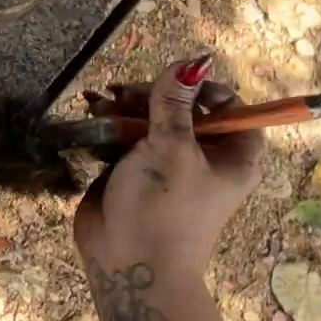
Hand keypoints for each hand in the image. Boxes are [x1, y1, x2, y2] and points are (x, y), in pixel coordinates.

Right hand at [72, 57, 262, 282]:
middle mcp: (202, 155)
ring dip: (120, 105)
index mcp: (231, 155)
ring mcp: (165, 163)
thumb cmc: (163, 206)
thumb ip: (173, 101)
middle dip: (148, 94)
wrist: (129, 260)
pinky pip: (123, 133)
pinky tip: (89, 111)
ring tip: (96, 104)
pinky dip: (107, 121)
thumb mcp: (170, 147)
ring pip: (147, 117)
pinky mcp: (132, 168)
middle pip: (180, 106)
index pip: (230, 106)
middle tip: (119, 92)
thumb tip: (196, 59)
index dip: (201, 89)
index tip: (170, 84)